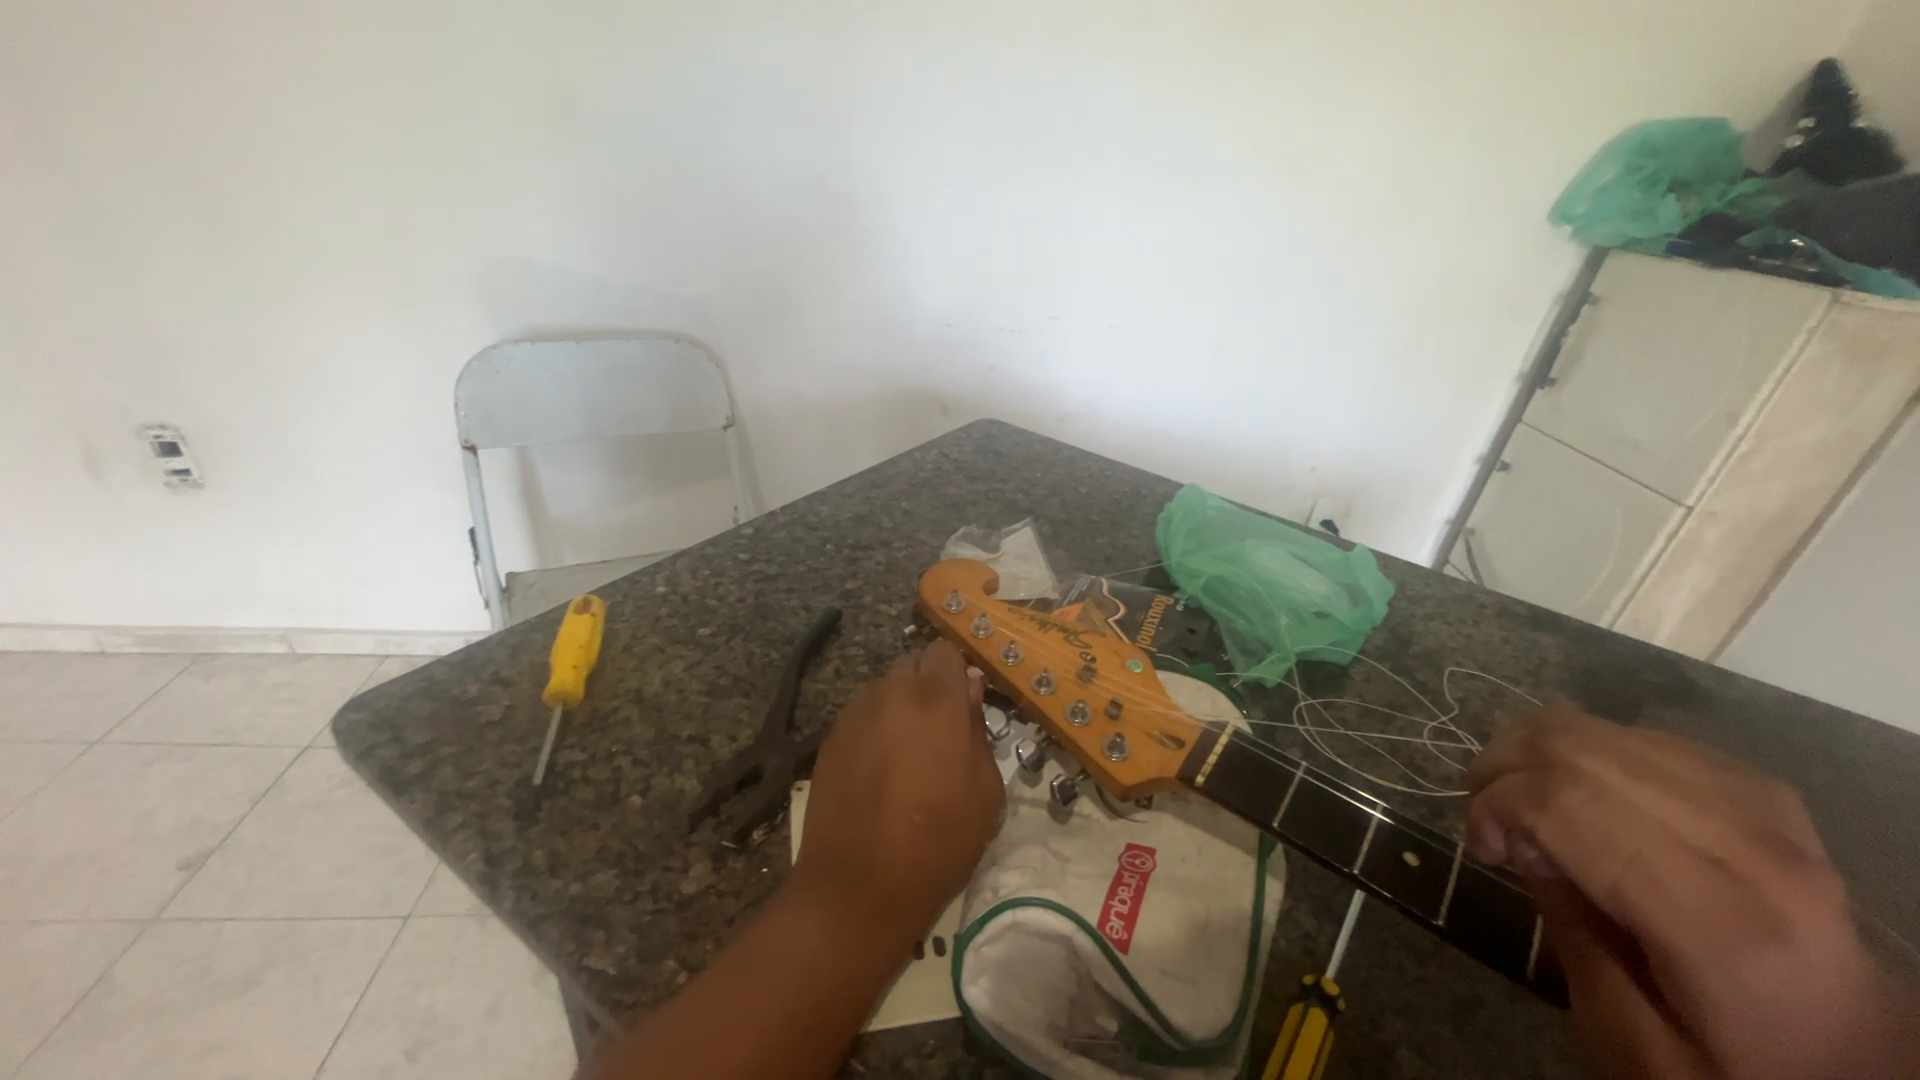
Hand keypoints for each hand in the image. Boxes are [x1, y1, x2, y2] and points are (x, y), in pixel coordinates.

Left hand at [790, 639, 1004, 949]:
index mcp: (936, 700)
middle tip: (938, 732)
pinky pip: (861, 717)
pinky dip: (874, 730)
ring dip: (899, 708)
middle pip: (912, 666)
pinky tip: (878, 772)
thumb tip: (969, 691)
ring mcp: (854, 714)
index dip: (956, 675)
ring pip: (884, 691)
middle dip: (927, 688)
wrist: (860, 885)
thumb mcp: (985, 791)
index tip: (964, 706)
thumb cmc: (940, 841)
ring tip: (906, 756)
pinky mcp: (830, 739)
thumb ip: (978, 730)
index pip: (945, 653)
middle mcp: (891, 693)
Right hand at [1466, 704, 1914, 1079]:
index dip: (1494, 808)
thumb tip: (1520, 837)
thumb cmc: (1734, 1071)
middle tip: (1487, 822)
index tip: (1482, 852)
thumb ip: (1570, 928)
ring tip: (1523, 807)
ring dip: (1534, 754)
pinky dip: (1582, 755)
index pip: (1565, 803)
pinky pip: (1637, 737)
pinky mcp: (1762, 792)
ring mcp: (1763, 807)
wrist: (1857, 1065)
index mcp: (1720, 922)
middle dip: (1501, 768)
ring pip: (1599, 729)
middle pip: (1576, 748)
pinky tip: (1579, 803)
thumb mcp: (1630, 1040)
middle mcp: (1750, 845)